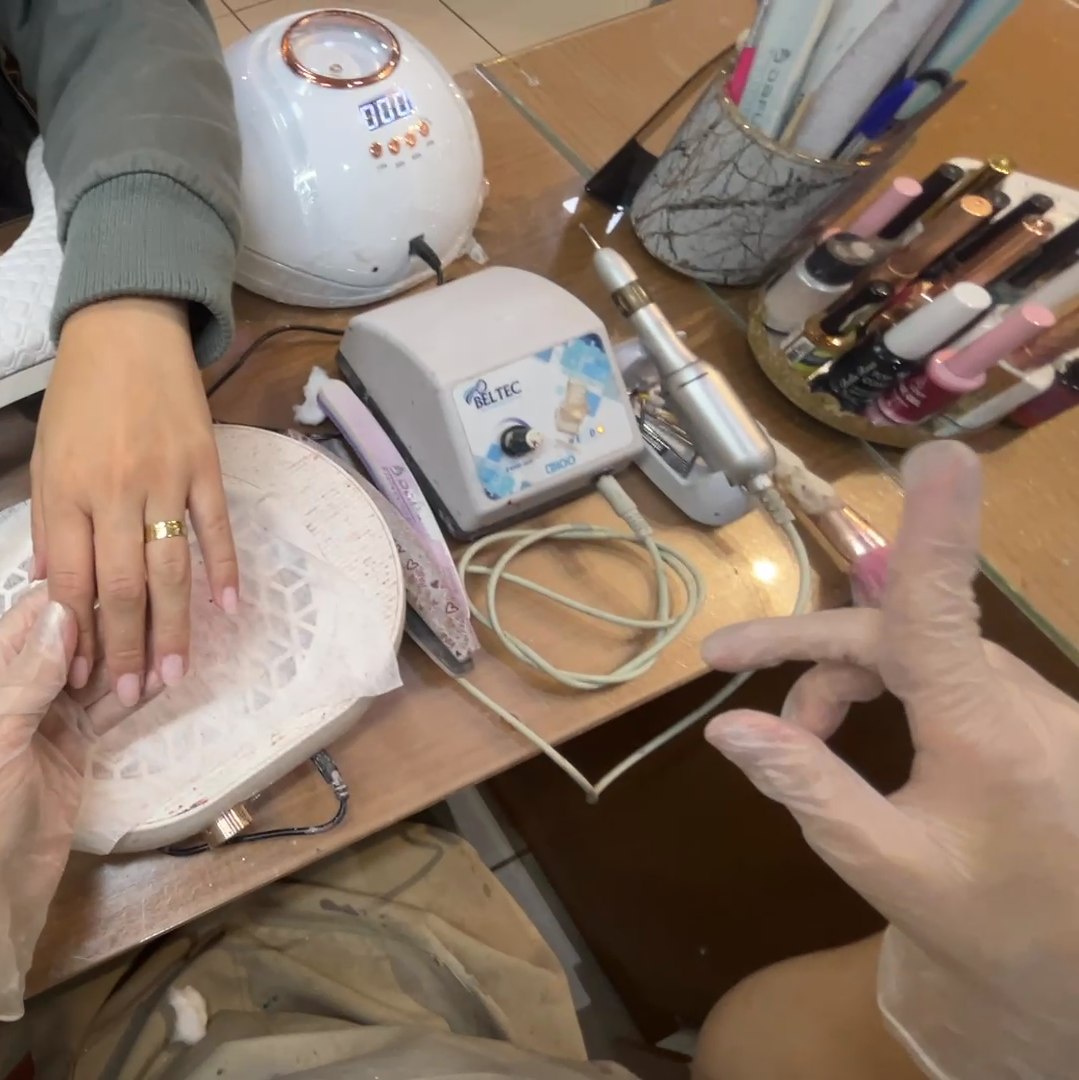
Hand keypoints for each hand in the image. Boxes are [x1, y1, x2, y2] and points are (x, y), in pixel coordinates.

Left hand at [0, 586, 132, 1040]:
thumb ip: (28, 674)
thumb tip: (62, 609)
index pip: (31, 618)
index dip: (69, 605)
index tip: (112, 600)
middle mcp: (19, 685)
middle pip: (67, 640)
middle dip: (105, 632)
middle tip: (149, 629)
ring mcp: (50, 714)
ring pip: (92, 671)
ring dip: (123, 662)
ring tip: (165, 650)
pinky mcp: (76, 742)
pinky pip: (106, 707)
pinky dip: (130, 695)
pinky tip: (160, 681)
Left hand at [31, 297, 238, 707]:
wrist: (125, 330)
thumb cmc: (75, 401)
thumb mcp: (43, 460)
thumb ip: (49, 526)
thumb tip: (51, 591)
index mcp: (66, 492)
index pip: (72, 580)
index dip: (74, 635)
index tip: (78, 679)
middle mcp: (114, 491)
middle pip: (123, 587)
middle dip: (126, 648)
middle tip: (132, 695)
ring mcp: (164, 478)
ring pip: (171, 569)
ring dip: (175, 627)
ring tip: (176, 675)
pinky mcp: (204, 465)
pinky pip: (216, 527)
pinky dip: (224, 569)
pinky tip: (227, 610)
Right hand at [700, 440, 1077, 1079]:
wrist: (1074, 966)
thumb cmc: (985, 917)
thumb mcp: (878, 859)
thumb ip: (805, 785)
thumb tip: (723, 724)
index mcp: (992, 736)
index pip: (941, 617)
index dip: (935, 534)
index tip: (941, 461)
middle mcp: (1020, 705)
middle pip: (890, 632)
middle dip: (798, 645)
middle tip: (716, 659)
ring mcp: (1028, 710)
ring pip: (903, 652)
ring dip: (826, 679)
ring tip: (785, 734)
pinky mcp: (1025, 720)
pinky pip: (926, 676)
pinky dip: (862, 693)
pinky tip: (831, 735)